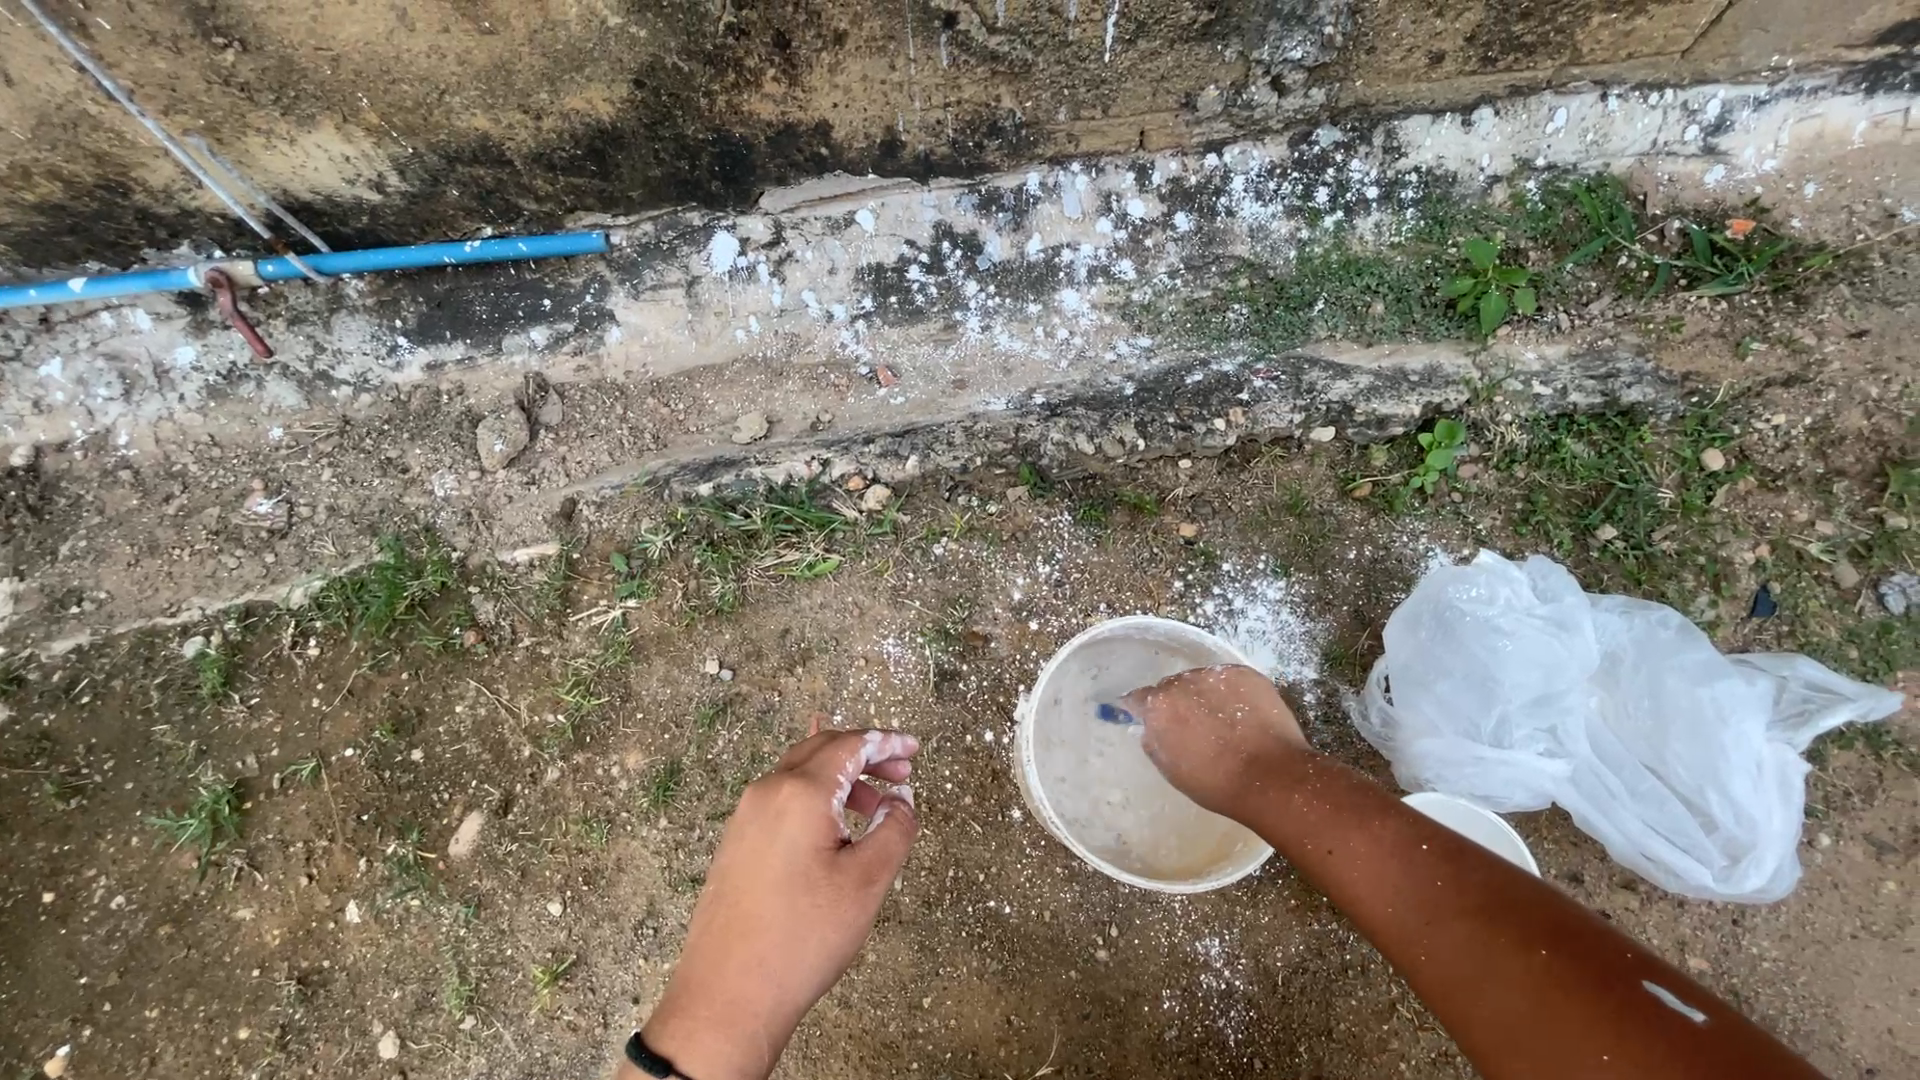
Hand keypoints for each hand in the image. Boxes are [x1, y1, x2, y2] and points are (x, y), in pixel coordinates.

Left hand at [637, 725, 919, 1079]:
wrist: (726, 997)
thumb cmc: (802, 937)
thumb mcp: (867, 881)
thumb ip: (894, 828)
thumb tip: (902, 799)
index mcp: (800, 792)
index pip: (850, 745)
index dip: (886, 742)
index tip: (913, 748)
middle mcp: (767, 791)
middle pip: (822, 749)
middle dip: (865, 754)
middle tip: (901, 772)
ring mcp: (746, 816)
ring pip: (801, 774)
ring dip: (842, 778)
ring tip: (875, 807)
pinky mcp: (737, 841)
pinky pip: (783, 798)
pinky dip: (816, 798)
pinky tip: (834, 827)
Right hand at [1120, 664, 1311, 818]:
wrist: (1272, 777)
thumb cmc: (1216, 782)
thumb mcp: (1170, 769)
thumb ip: (1153, 741)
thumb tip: (1150, 727)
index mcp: (1158, 705)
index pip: (1136, 698)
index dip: (1138, 708)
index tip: (1143, 717)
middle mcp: (1182, 682)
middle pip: (1170, 687)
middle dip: (1176, 703)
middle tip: (1192, 727)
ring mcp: (1215, 675)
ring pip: (1200, 682)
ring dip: (1203, 696)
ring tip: (1222, 722)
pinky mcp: (1245, 674)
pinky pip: (1227, 680)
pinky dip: (1230, 693)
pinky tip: (1243, 715)